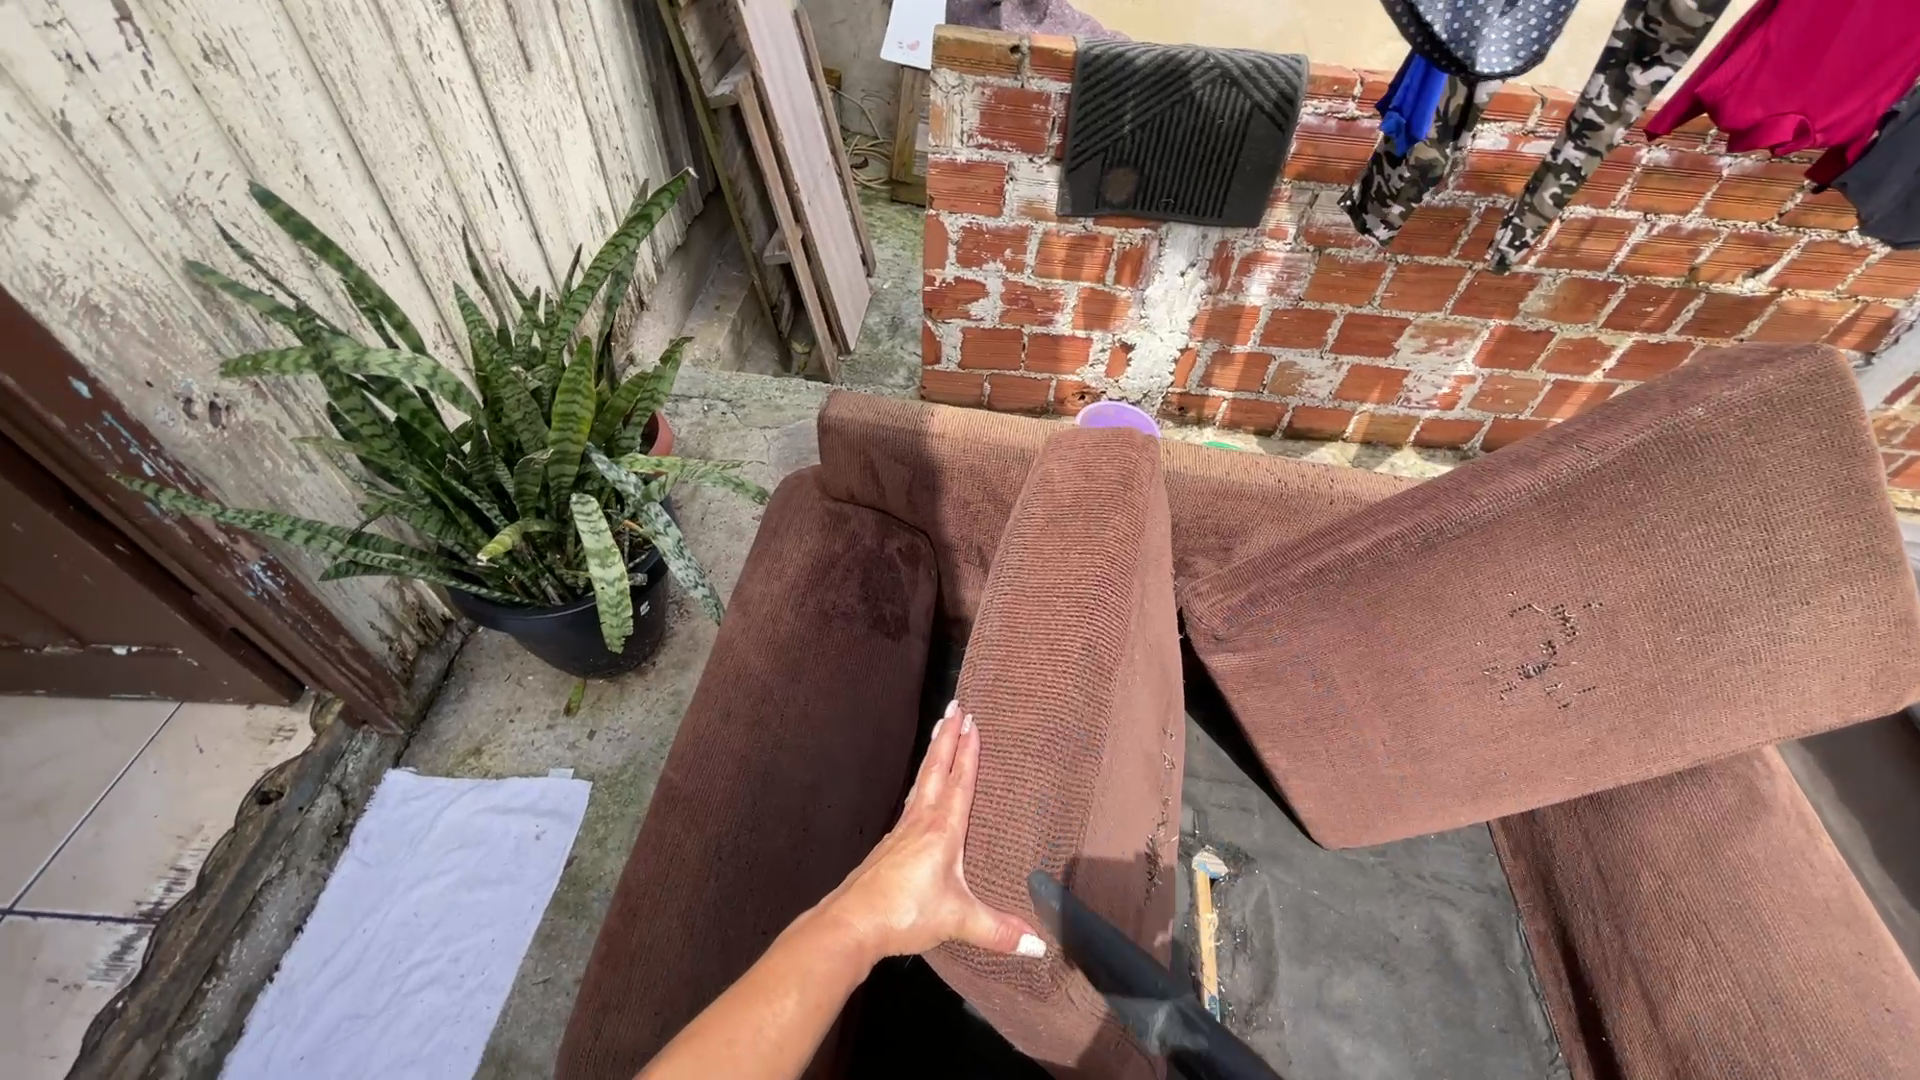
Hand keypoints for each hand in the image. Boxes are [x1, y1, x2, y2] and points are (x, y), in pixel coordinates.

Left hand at [811, 700, 1045, 962]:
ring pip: (922, 779)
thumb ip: (998, 930)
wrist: (852, 922)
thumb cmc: (906, 913)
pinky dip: (922, 779)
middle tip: (955, 705)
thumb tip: (1040, 946)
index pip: (959, 781)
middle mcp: (921, 820)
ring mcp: (903, 830)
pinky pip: (912, 798)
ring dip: (933, 752)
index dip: (968, 751)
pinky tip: (921, 785)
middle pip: (936, 768)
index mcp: (942, 829)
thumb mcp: (958, 920)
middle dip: (948, 736)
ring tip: (940, 730)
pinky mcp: (891, 843)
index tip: (972, 720)